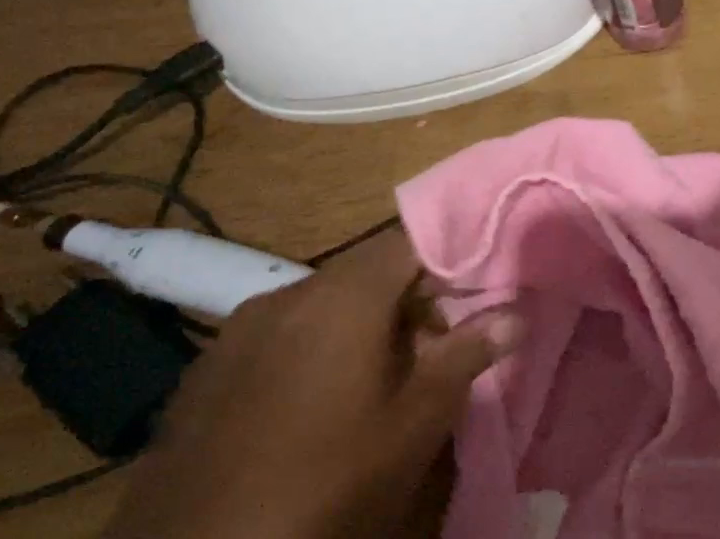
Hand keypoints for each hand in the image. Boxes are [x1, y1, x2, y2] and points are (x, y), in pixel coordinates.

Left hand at [105, 233, 517, 538]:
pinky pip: (278, 340)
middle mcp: (285, 296)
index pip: (413, 240)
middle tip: (441, 348)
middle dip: (411, 301)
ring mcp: (235, 334)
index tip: (482, 290)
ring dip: (360, 328)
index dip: (454, 258)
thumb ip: (468, 355)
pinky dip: (311, 354)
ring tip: (384, 382)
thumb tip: (516, 312)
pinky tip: (316, 408)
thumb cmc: (327, 478)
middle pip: (367, 274)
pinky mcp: (203, 374)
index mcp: (342, 296)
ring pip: (321, 306)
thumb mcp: (416, 423)